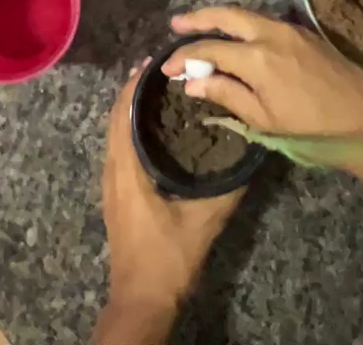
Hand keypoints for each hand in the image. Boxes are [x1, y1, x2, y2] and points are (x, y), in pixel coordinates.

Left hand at [99, 69, 243, 331]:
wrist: (141, 301)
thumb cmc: (167, 259)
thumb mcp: (203, 222)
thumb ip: (227, 188)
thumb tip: (251, 154)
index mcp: (126, 169)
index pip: (122, 113)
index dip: (134, 84)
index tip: (155, 60)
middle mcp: (112, 170)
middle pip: (115, 117)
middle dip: (134, 89)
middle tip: (162, 68)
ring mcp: (111, 182)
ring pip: (115, 131)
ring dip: (131, 107)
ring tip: (160, 89)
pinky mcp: (116, 193)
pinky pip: (119, 146)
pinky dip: (132, 127)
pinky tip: (156, 126)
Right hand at [162, 7, 362, 144]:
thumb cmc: (314, 129)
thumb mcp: (264, 120)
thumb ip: (227, 95)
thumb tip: (193, 82)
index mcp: (257, 58)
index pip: (209, 49)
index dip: (185, 57)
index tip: (166, 67)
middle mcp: (271, 34)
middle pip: (226, 15)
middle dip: (197, 18)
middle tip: (175, 24)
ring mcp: (290, 30)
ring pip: (246, 14)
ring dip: (220, 19)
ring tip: (199, 28)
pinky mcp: (304, 34)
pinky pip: (264, 21)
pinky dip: (242, 24)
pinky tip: (235, 37)